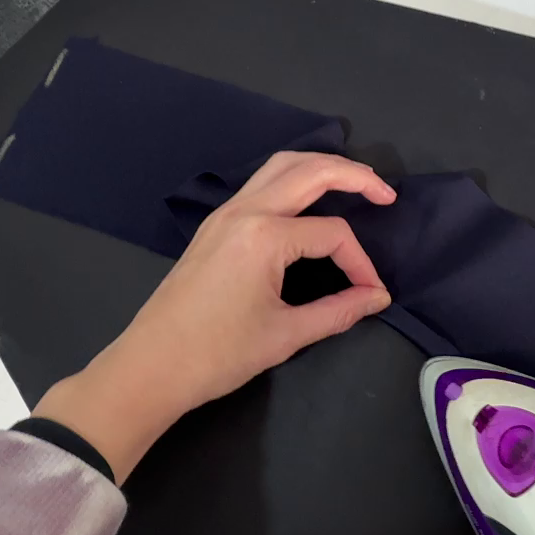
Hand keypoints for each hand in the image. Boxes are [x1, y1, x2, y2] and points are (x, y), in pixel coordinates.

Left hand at [32, 152, 396, 482]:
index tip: (372, 293)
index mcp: (264, 236)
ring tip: (356, 182)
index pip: (332, 233)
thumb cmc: (216, 355)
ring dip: (323, 166)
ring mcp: (227, 212)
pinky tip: (312, 197)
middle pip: (312, 170)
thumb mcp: (286, 335)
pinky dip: (297, 177)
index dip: (360, 262)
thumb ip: (339, 310)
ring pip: (283, 165)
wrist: (147, 369)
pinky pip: (264, 181)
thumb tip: (378, 297)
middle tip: (386, 194)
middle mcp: (246, 210)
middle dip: (356, 176)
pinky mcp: (216, 222)